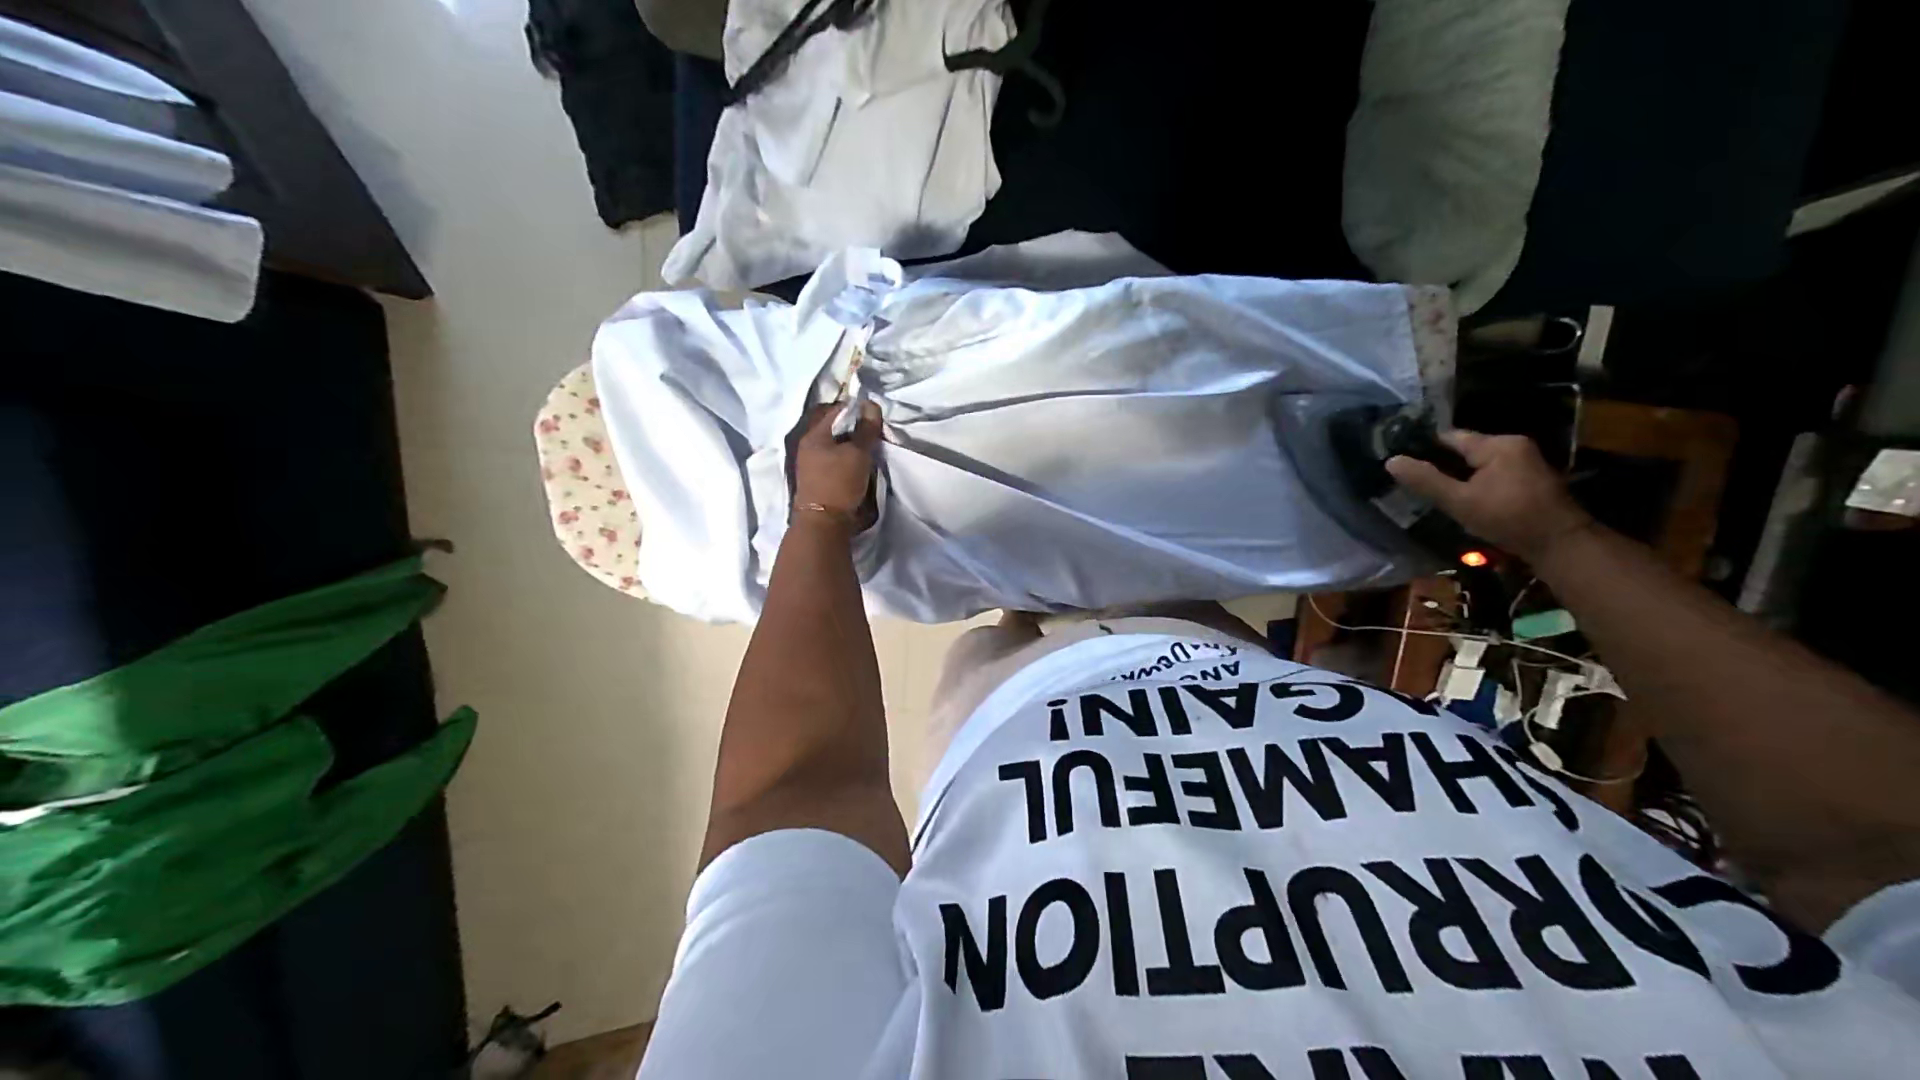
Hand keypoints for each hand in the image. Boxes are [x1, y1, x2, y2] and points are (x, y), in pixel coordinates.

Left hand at [793, 400, 881, 523]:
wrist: (824, 523)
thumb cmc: (839, 482)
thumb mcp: (858, 453)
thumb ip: (866, 428)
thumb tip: (870, 404)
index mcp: (813, 435)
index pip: (835, 411)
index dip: (856, 409)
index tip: (874, 415)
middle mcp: (807, 446)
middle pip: (834, 429)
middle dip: (854, 428)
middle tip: (874, 431)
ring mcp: (810, 464)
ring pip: (834, 446)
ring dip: (851, 445)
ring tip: (869, 448)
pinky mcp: (817, 480)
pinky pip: (834, 460)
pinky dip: (847, 458)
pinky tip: (859, 463)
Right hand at [1385, 430, 1592, 561]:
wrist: (1560, 543)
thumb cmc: (1508, 518)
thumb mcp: (1460, 501)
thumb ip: (1426, 480)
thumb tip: (1391, 461)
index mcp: (1497, 445)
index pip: (1450, 437)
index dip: (1423, 448)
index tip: (1402, 462)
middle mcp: (1513, 445)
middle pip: (1465, 449)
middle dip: (1440, 464)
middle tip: (1413, 480)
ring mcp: (1525, 461)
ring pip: (1477, 462)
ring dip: (1458, 475)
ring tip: (1432, 490)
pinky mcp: (1529, 478)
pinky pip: (1491, 472)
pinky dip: (1474, 481)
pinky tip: (1461, 497)